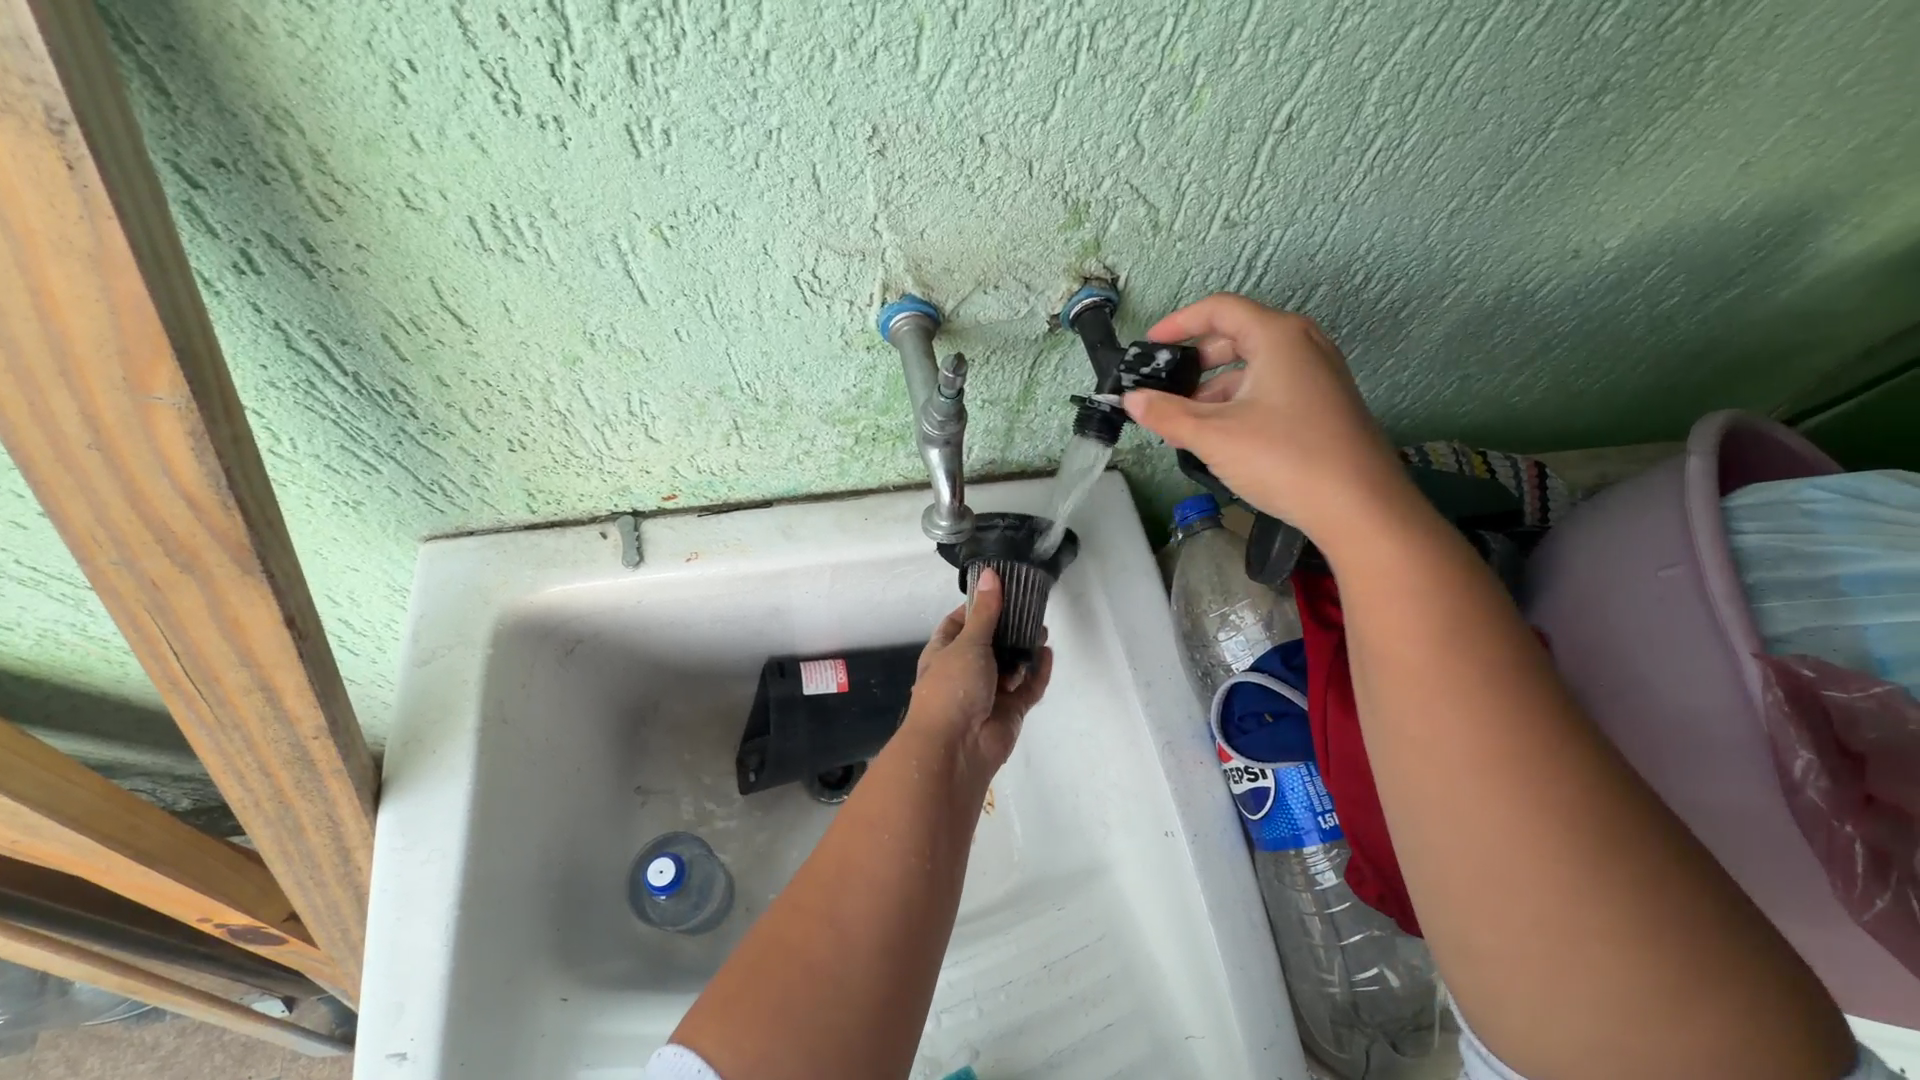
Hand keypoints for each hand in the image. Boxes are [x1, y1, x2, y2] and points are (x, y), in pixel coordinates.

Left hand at [906, 568, 1053, 773]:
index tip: (1002, 590)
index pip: (960, 623)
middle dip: (1009, 628)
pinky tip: (1048, 654)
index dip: (979, 607)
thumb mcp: (968, 643)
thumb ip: (985, 612)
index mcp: (945, 652)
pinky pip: (1028, 688)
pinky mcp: (1010, 711)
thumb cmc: (952, 688)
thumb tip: (990, 574)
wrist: (956, 748)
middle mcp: (965, 671)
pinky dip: (1038, 672)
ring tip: (1042, 629)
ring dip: (1025, 649)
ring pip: (1011, 665)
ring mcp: (989, 692)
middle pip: (990, 643)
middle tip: (1032, 608)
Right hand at [1122, 293, 1417, 545]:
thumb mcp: (1214, 436)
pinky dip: (1241, 402)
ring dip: (1216, 389)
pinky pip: (1273, 388)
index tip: (1149, 346)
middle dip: (1195, 362)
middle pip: (1238, 336)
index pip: (1219, 309)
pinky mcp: (1326, 403)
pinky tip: (1221, 438)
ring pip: (1255, 367)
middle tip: (1165, 388)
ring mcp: (1319, 374)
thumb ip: (1167, 414)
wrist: (1360, 506)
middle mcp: (1303, 344)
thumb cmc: (1284, 458)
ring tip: (1185, 425)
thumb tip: (1132, 399)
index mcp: (1278, 336)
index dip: (1178, 324)